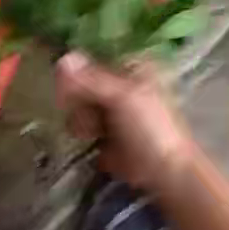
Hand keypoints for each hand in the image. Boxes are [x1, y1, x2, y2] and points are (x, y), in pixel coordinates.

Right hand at [55, 52, 198, 195]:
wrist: (166, 172)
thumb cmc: (151, 128)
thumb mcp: (123, 98)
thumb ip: (91, 79)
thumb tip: (62, 58)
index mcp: (131, 66)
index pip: (93, 57)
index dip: (77, 70)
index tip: (69, 86)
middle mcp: (120, 83)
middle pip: (80, 80)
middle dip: (78, 98)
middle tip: (89, 113)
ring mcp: (111, 107)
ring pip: (77, 102)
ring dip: (80, 117)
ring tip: (93, 131)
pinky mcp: (103, 130)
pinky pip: (79, 122)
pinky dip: (81, 130)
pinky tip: (90, 139)